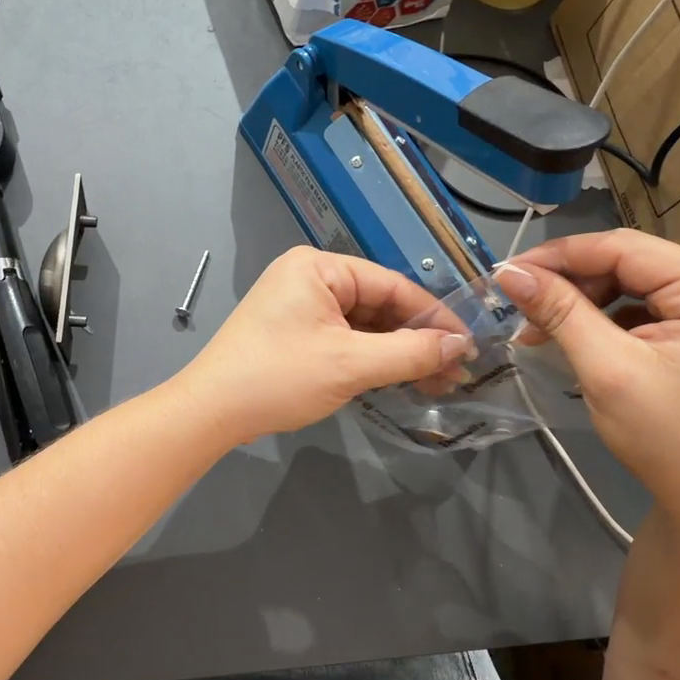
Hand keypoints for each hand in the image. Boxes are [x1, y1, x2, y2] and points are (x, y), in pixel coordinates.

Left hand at [172, 248, 472, 445]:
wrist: (212, 412)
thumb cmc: (278, 377)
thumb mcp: (350, 364)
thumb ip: (409, 352)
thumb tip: (458, 345)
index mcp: (318, 267)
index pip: (392, 285)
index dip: (433, 316)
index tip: (468, 345)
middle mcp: (309, 278)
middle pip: (379, 304)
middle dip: (416, 339)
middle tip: (455, 373)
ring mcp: (300, 307)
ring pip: (364, 325)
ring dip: (397, 353)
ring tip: (436, 383)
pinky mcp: (295, 334)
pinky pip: (344, 339)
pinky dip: (371, 359)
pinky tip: (400, 380)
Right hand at [493, 230, 679, 515]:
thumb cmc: (673, 442)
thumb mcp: (608, 371)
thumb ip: (560, 312)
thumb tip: (509, 273)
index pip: (624, 247)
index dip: (559, 256)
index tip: (505, 274)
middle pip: (631, 264)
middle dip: (571, 285)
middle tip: (521, 312)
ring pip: (635, 287)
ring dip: (585, 305)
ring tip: (542, 334)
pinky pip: (650, 311)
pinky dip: (609, 323)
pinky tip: (578, 344)